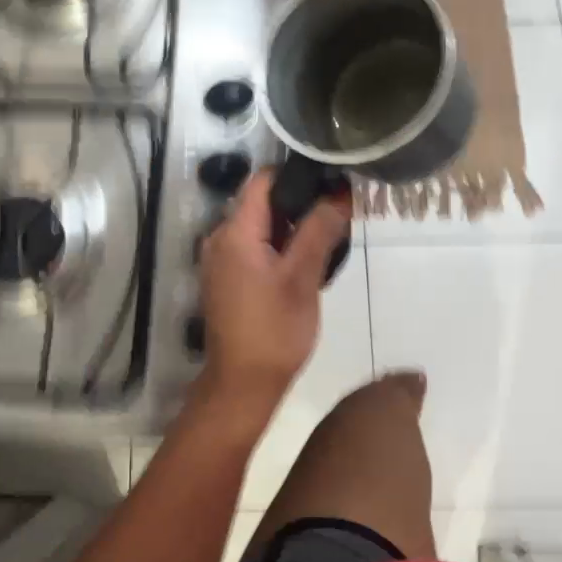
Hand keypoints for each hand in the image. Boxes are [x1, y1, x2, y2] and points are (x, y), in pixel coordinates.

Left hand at [197, 170, 350, 414]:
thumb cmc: (273, 330)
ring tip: (331, 236)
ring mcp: (221, 260)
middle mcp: (221, 238)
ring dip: (293, 228)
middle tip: (339, 212)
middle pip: (263, 202)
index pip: (263, 179)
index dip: (297, 175)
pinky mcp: (228, 279)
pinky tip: (308, 263)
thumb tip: (340, 192)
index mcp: (235, 231)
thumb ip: (320, 230)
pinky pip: (255, 248)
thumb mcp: (302, 278)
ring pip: (262, 227)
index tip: (331, 180)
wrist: (242, 386)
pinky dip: (280, 247)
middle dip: (301, 203)